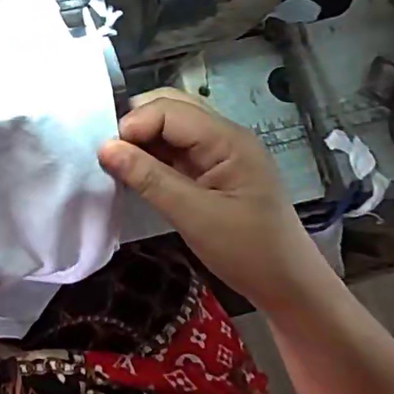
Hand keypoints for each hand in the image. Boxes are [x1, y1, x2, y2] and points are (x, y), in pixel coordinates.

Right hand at [97, 89, 331, 308]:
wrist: (289, 287)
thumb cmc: (248, 251)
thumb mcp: (195, 216)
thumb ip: (149, 179)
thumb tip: (105, 148)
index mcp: (228, 139)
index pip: (169, 110)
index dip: (134, 124)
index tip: (106, 153)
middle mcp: (224, 135)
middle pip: (170, 107)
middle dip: (135, 123)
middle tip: (110, 154)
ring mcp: (218, 151)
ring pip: (170, 126)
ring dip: (141, 139)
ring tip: (118, 163)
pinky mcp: (211, 169)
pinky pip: (174, 148)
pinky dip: (151, 154)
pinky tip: (135, 172)